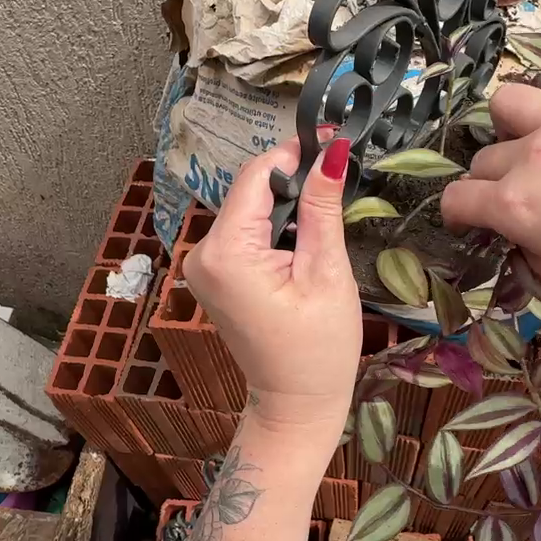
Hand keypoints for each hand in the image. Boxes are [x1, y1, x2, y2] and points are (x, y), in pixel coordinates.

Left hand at [185, 135, 362, 430]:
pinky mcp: (215, 275)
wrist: (297, 403)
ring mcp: (204, 266)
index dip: (295, 153)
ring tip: (325, 214)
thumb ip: (322, 208)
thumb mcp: (327, 272)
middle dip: (292, 180)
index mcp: (226, 252)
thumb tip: (331, 152)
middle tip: (337, 177)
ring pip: (247, 209)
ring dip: (285, 204)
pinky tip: (302, 242)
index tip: (334, 138)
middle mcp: (203, 253)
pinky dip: (273, 227)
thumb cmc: (319, 348)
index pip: (255, 176)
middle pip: (249, 191)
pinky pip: (243, 232)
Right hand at [439, 56, 540, 331]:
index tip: (473, 223)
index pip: (457, 200)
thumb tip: (525, 234)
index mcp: (518, 207)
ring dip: (514, 127)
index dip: (460, 216)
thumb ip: (535, 255)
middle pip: (484, 156)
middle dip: (491, 181)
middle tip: (523, 200)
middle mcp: (535, 154)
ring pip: (509, 100)